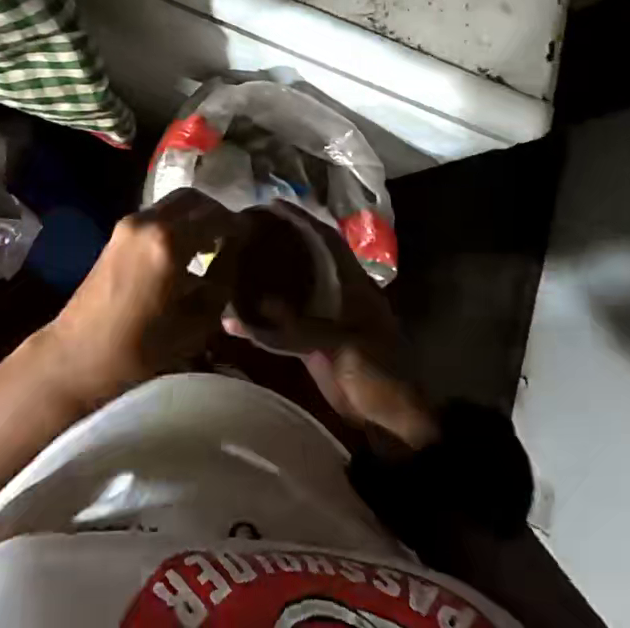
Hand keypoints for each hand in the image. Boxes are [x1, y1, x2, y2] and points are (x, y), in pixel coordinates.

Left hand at [35, 189, 237, 408]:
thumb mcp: (197, 321)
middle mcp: (149, 221)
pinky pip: (158, 215)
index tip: (253, 239)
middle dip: (217, 213)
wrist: (78, 356)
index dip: (239, 226)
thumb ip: (223, 280)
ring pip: (174, 203)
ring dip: (196, 215)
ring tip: (211, 245)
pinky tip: (185, 250)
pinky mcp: (117, 232)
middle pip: (194, 199)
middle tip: (232, 238)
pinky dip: (177, 222)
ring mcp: (129, 223)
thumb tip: (235, 253)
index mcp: (170, 241)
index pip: (218, 217)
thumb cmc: (141, 349)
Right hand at [222, 204, 438, 452]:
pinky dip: (262, 321)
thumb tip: (243, 313)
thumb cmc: (378, 375)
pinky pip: (284, 326)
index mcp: (354, 287)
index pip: (327, 242)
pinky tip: (237, 319)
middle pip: (307, 261)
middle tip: (246, 230)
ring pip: (293, 291)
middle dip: (280, 243)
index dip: (302, 220)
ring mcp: (326, 322)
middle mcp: (338, 297)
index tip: (273, 204)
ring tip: (236, 262)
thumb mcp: (342, 346)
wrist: (394, 425)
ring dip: (268, 278)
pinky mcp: (315, 348)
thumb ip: (295, 328)